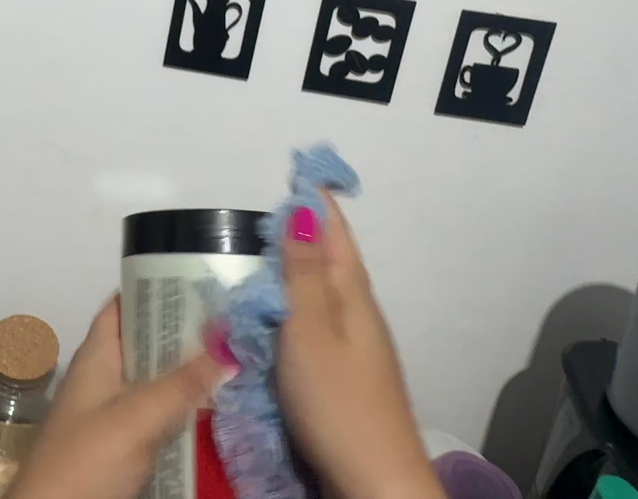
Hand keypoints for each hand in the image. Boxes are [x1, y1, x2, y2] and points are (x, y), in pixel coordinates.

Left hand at [6, 297, 231, 498]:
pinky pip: (157, 416)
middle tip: (231, 325)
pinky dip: (181, 409)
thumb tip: (230, 348)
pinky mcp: (121, 445)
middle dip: (183, 334)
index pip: (124, 304)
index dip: (156, 290)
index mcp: (98, 353)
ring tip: (233, 362)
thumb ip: (182, 384)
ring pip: (155, 380)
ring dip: (187, 374)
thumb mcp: (136, 417)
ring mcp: (111, 412)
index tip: (198, 282)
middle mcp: (103, 375)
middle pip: (146, 342)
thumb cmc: (85, 459)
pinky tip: (212, 411)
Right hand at [278, 194, 442, 498]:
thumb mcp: (309, 329)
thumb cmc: (338, 400)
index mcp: (352, 293)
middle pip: (330, 258)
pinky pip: (316, 322)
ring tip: (261, 255)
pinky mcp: (345, 374)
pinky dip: (294, 306)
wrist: (376, 483)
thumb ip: (301, 272)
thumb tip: (302, 208)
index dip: (316, 201)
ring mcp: (355, 346)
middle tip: (268, 209)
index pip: (335, 231)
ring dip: (296, 268)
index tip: (300, 170)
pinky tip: (274, 317)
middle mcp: (358, 312)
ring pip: (322, 291)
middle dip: (303, 230)